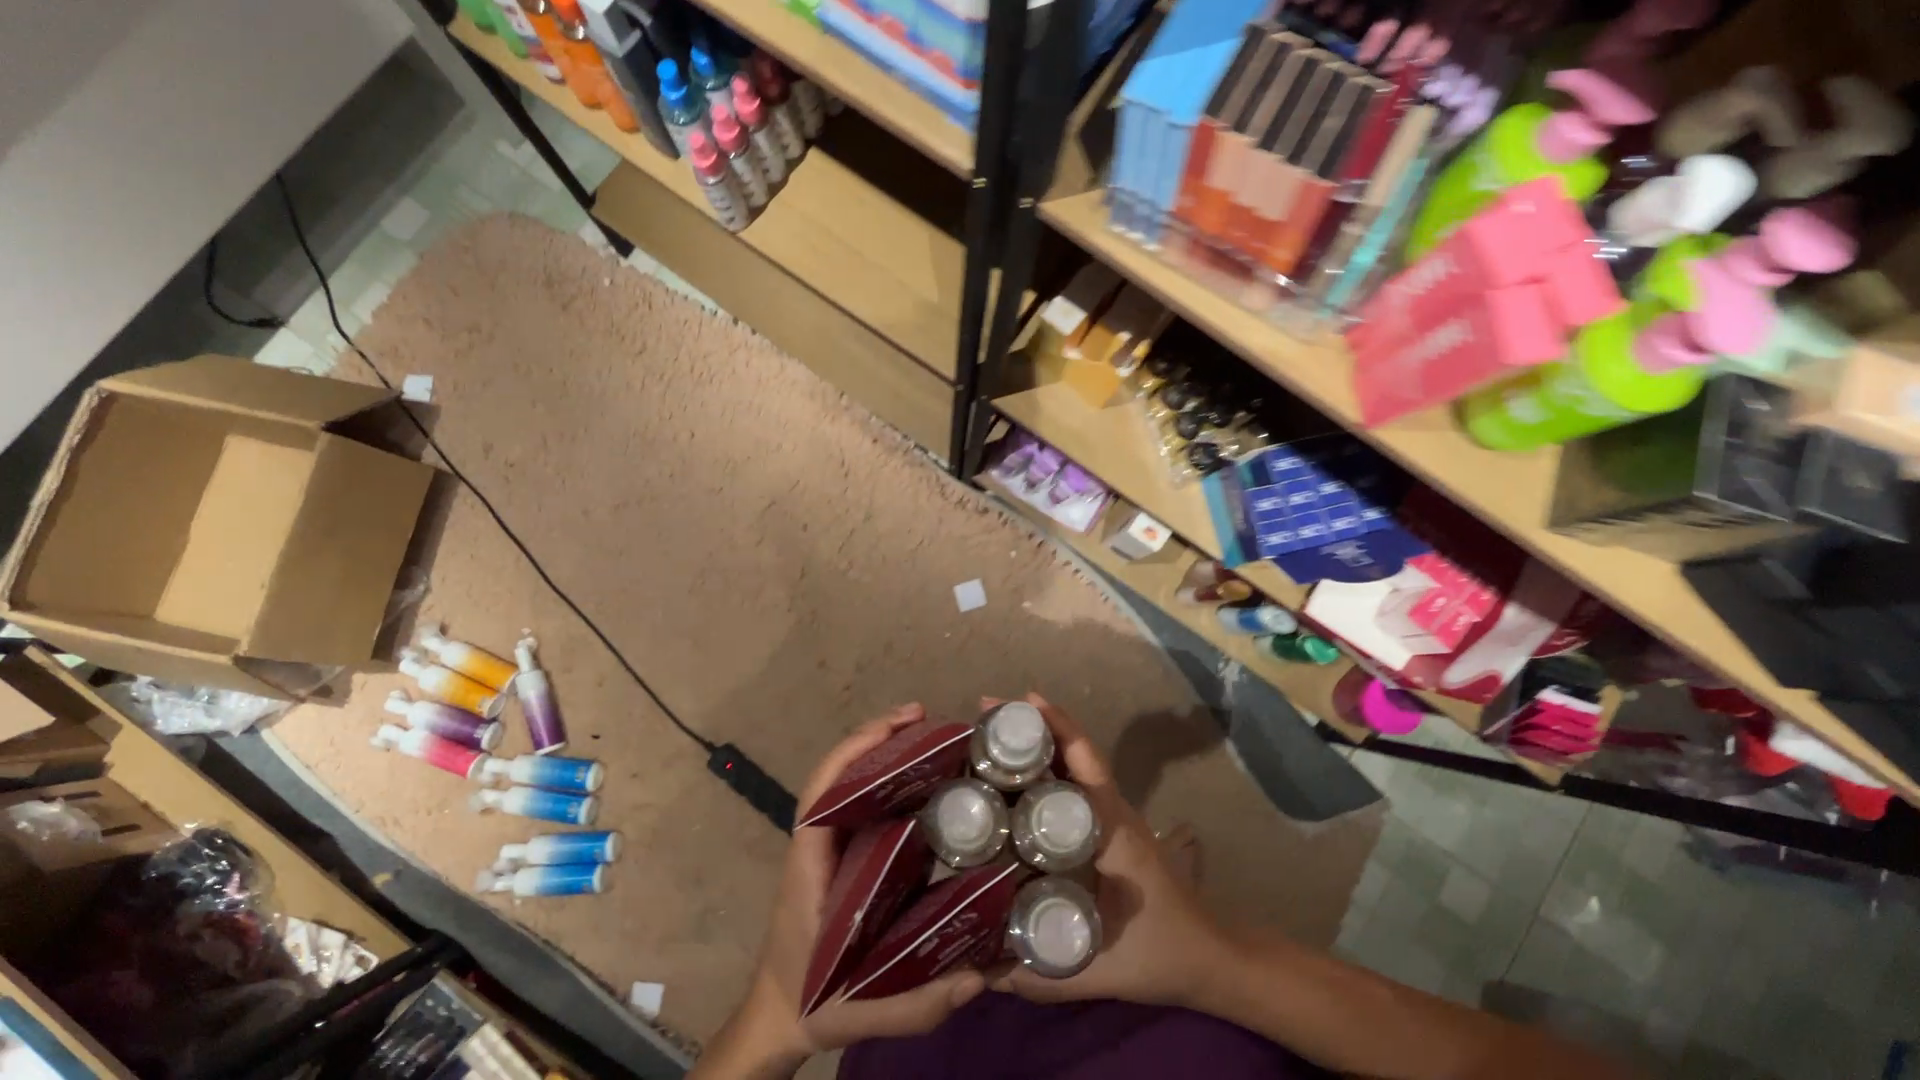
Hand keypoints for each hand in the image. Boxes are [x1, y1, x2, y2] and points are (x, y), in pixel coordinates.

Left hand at [696, 705, 986, 1077]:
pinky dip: (889, 784)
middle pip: (839, 776)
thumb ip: (919, 1003)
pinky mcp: (845, 859)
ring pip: (851, 787)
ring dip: (884, 755)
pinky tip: (927, 781)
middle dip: (878, 740)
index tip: (899, 728)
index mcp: (811, 868)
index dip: (854, 753)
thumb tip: (983, 974)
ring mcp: (830, 850)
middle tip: (929, 720)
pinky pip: (864, 809)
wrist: (781, 1017)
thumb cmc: (813, 1004)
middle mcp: (818, 848)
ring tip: (932, 737)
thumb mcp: (864, 1011)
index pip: (822, 794)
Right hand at [987, 694, 1229, 1009]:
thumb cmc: (1163, 955)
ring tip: (989, 737)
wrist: (1213, 960)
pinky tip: (1013, 782)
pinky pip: (1076, 790)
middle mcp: (1115, 815)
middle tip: (983, 714)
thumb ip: (1041, 979)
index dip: (1056, 730)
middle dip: (1032, 728)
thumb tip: (978, 974)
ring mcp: (1115, 820)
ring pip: (1075, 768)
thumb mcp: (1101, 972)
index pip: (1086, 768)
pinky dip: (1047, 772)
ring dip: (1038, 746)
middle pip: (1074, 756)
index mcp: (1115, 834)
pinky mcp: (1111, 831)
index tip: (1021, 702)